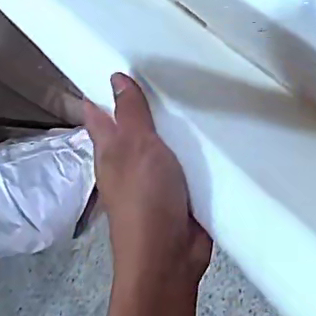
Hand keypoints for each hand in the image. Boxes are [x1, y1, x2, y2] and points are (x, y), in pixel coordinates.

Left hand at [83, 73, 210, 299]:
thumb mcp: (136, 147)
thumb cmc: (145, 199)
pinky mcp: (182, 190)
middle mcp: (130, 161)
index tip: (116, 59)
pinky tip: (217, 129)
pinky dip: (199, 147)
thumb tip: (115, 78)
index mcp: (110, 149)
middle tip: (172, 64)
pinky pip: (190, 160)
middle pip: (135, 124)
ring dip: (178, 122)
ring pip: (165, 141)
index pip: (99, 112)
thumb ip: (130, 113)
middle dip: (149, 100)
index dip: (102, 89)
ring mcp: (157, 177)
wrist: (170, 256)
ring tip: (200, 87)